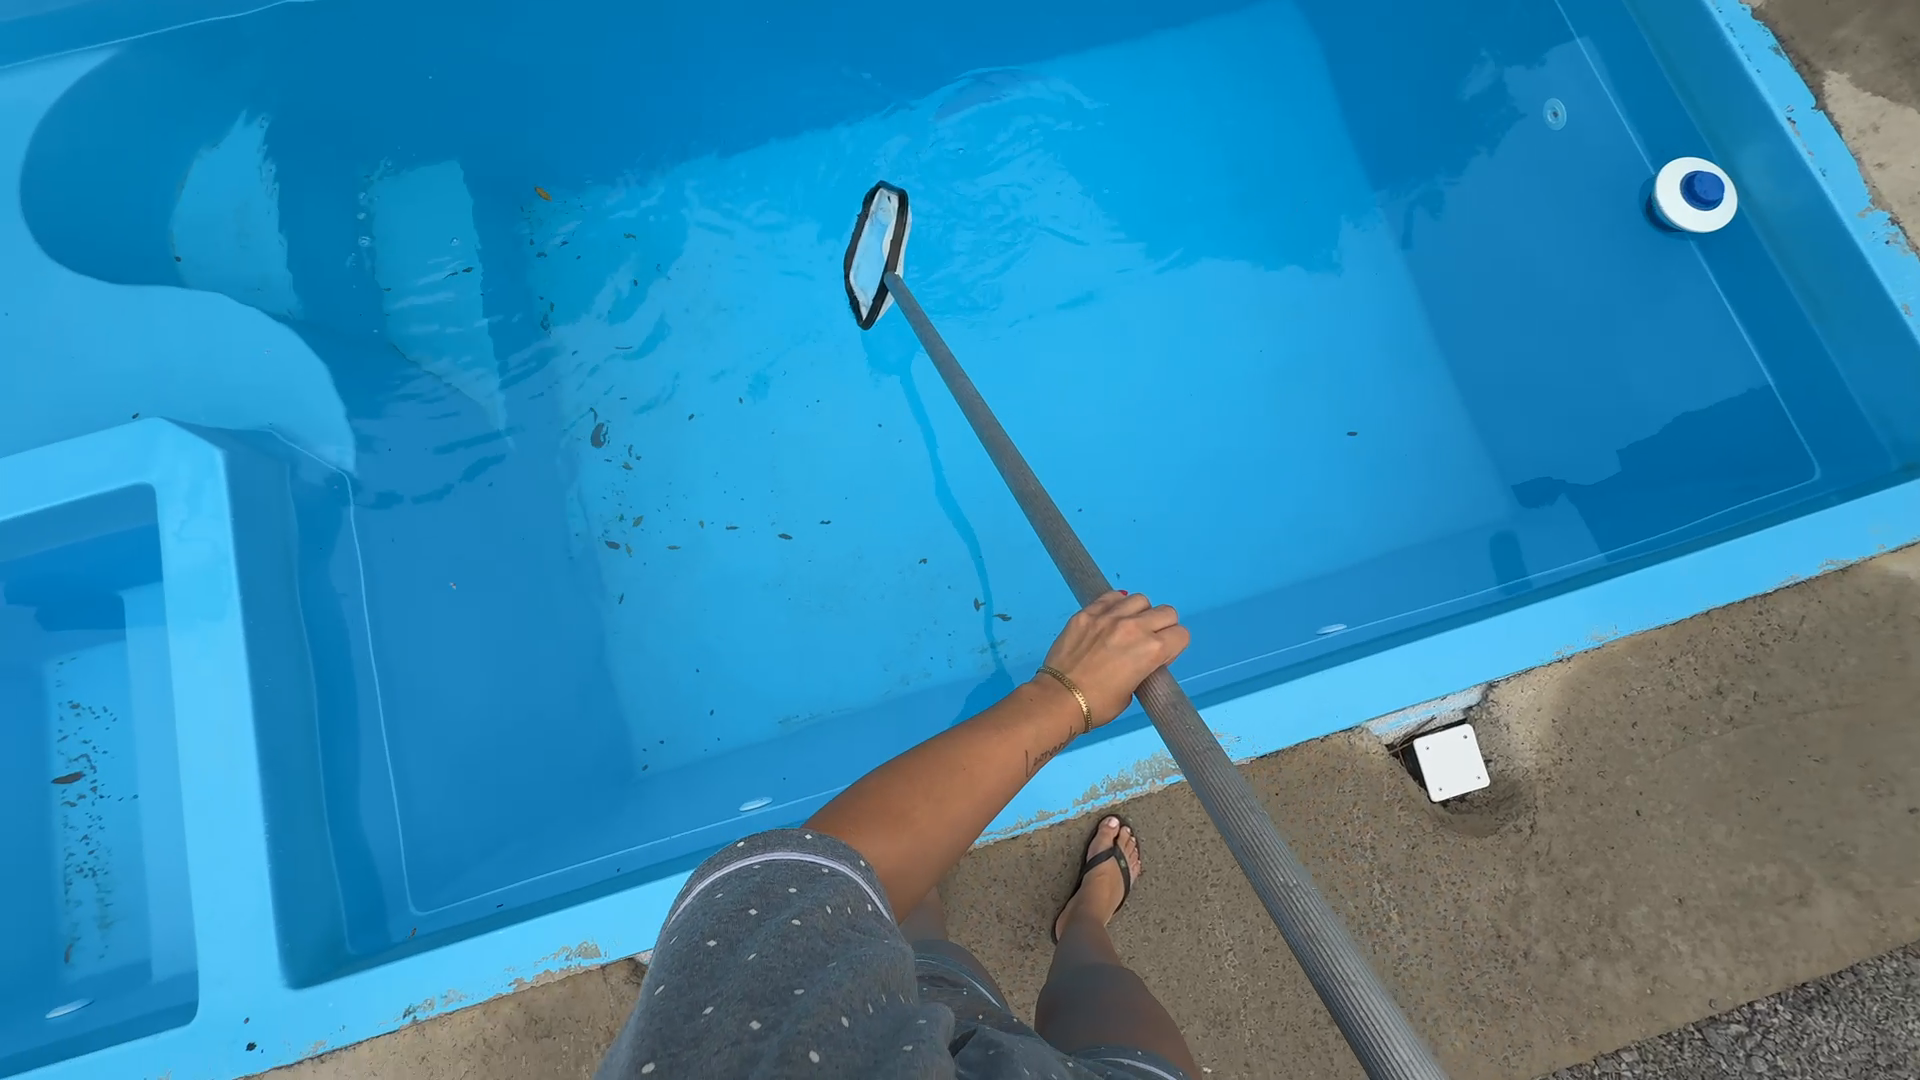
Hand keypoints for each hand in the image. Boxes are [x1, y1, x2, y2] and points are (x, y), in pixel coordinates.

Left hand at [1037, 591, 1189, 727]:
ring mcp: (1108, 616)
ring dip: (1140, 612)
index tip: (1161, 656)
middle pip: (1166, 612)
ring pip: (1139, 599)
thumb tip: (1140, 656)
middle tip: (1148, 641)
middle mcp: (1134, 627)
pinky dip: (1116, 604)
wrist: (1060, 699)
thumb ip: (1144, 666)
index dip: (1174, 646)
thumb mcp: (1134, 690)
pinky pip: (1110, 597)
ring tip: (1127, 627)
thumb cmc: (1099, 704)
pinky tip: (1109, 618)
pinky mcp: (1087, 613)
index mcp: (1152, 650)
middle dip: (1162, 627)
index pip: (1181, 634)